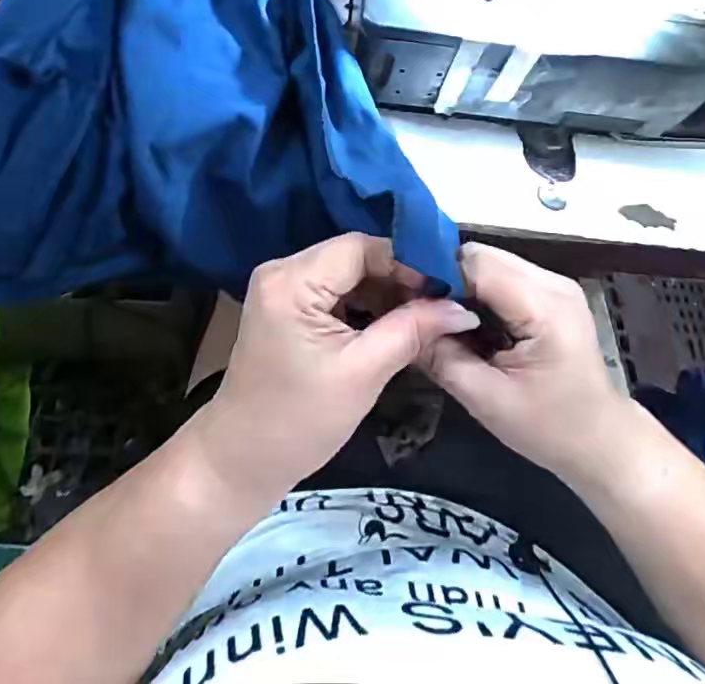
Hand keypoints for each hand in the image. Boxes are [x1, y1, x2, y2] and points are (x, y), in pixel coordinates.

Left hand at [191, 233, 480, 500]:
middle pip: (351, 256)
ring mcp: (279, 287)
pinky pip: (331, 289)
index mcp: (291, 281)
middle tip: (441, 302)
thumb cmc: (301, 420)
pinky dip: (362, 302)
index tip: (446, 287)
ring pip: (344, 271)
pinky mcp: (284, 304)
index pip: (359, 247)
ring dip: (383, 290)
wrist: (244, 457)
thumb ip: (412, 330)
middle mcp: (280, 271)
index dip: (405, 262)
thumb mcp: (364, 373)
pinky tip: (393, 321)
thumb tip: (461, 308)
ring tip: (424, 314)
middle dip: (397, 276)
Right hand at [417, 243, 643, 484]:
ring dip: (457, 283)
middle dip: (443, 276)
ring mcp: (553, 285)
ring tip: (436, 316)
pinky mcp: (548, 293)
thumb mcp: (485, 399)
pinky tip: (463, 321)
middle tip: (416, 309)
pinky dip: (474, 291)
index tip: (403, 297)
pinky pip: (499, 275)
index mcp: (544, 307)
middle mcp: (552, 283)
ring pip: (486, 262)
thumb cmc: (550, 428)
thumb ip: (440, 355)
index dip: (434, 273)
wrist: (605, 445)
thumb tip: (400, 323)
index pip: (473, 263)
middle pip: (479, 255)